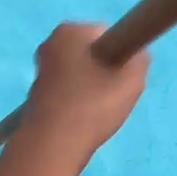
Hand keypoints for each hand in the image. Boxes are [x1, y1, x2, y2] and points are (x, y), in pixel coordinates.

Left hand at [20, 22, 148, 157]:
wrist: (53, 144)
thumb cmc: (93, 105)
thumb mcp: (132, 80)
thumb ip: (140, 59)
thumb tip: (136, 55)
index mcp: (69, 31)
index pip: (107, 34)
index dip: (121, 55)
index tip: (122, 78)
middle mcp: (49, 43)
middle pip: (92, 53)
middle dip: (104, 70)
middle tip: (113, 95)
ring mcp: (40, 69)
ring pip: (79, 72)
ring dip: (90, 87)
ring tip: (97, 110)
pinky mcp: (36, 93)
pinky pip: (67, 90)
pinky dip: (77, 100)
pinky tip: (82, 118)